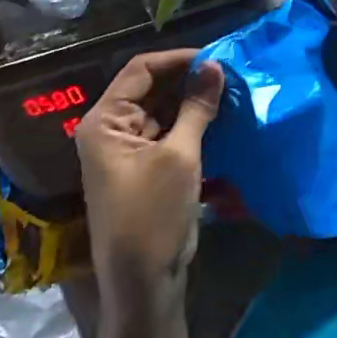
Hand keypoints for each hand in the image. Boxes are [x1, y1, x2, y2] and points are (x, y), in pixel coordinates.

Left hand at [76, 50, 224, 309]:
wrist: (143, 280)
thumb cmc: (153, 214)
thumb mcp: (179, 156)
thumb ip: (197, 108)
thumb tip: (215, 66)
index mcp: (105, 120)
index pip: (140, 70)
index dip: (178, 60)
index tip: (217, 57)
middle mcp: (112, 129)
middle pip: (151, 89)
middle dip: (189, 81)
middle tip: (230, 74)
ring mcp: (129, 150)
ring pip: (164, 112)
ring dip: (194, 103)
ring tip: (231, 92)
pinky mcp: (147, 168)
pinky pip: (170, 134)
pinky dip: (192, 126)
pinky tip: (222, 119)